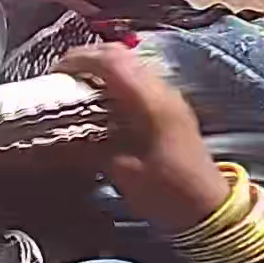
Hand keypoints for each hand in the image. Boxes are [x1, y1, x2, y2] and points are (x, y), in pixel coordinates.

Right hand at [56, 44, 228, 231]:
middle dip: (87, 57)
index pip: (111, 62)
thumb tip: (57, 135)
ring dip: (101, 65)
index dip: (79, 60)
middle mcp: (161, 90)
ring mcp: (169, 95)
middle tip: (60, 74)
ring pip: (130, 62)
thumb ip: (89, 147)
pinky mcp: (170, 105)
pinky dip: (114, 77)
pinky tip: (99, 96)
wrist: (209, 209)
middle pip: (121, 54)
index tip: (54, 72)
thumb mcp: (122, 172)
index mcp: (150, 103)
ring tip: (76, 82)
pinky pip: (137, 77)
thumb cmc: (166, 192)